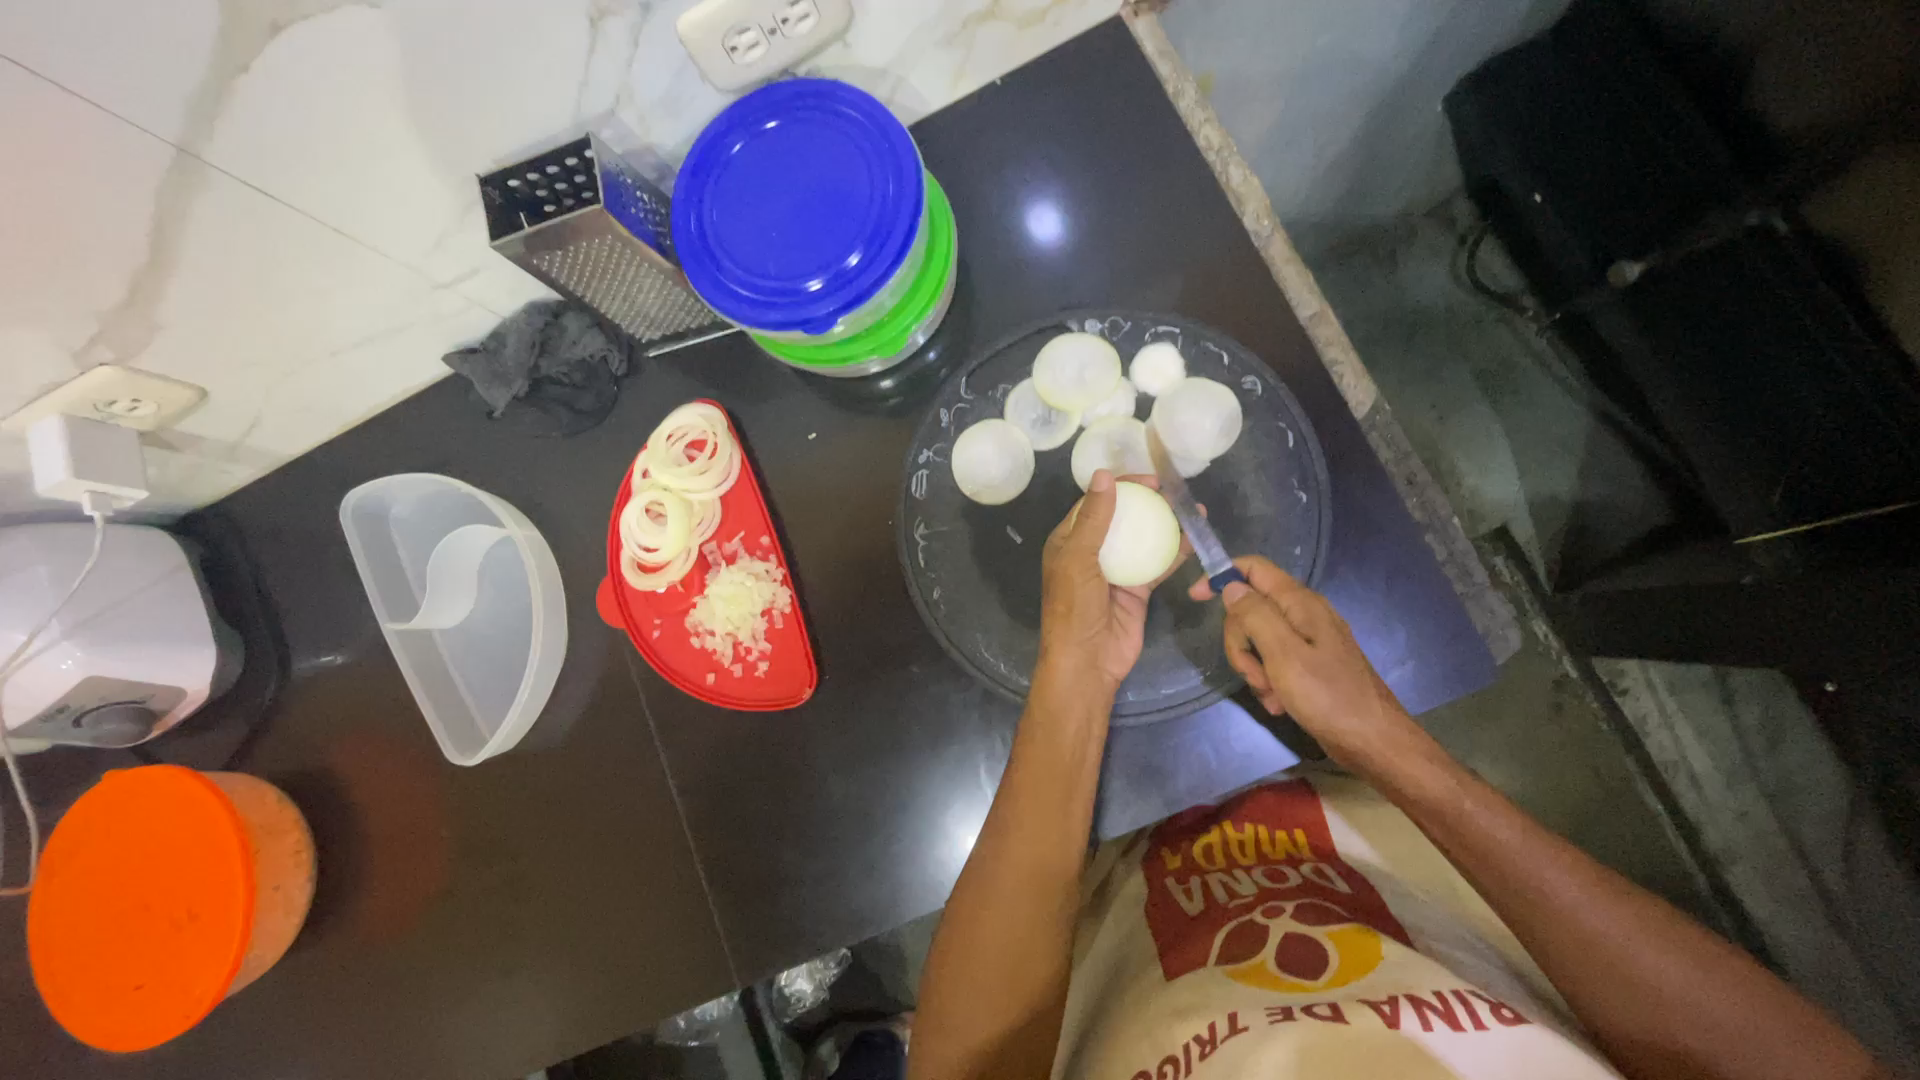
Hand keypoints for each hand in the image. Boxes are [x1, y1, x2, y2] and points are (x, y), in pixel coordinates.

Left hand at [1037, 470, 1189, 695]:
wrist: (1087, 661)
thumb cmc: (1073, 607)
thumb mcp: (1078, 558)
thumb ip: (1094, 518)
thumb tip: (1103, 475)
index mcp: (1068, 542)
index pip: (1095, 504)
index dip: (1120, 488)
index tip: (1148, 480)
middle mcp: (1092, 553)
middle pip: (1122, 519)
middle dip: (1147, 503)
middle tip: (1173, 492)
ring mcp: (1117, 572)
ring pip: (1143, 540)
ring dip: (1166, 525)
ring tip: (1193, 510)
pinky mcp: (1138, 590)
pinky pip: (1158, 565)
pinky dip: (1175, 552)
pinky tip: (1194, 539)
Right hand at [1190, 556, 1420, 768]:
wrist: (1372, 740)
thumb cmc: (1328, 696)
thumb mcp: (1283, 654)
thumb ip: (1255, 615)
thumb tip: (1231, 587)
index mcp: (1299, 603)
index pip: (1254, 568)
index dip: (1222, 576)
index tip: (1196, 599)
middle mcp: (1303, 614)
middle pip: (1249, 609)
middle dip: (1240, 641)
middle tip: (1252, 672)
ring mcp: (1307, 640)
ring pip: (1257, 639)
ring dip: (1254, 667)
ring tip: (1270, 693)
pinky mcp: (1309, 664)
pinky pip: (1273, 661)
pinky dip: (1268, 681)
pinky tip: (1278, 702)